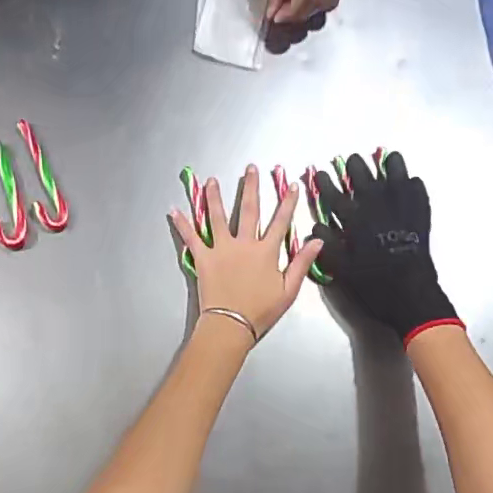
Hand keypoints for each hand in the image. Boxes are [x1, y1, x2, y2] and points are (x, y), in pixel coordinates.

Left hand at [172, 165, 320, 341]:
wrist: (231, 324)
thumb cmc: (261, 311)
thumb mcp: (289, 290)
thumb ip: (302, 263)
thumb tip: (318, 240)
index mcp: (266, 252)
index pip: (280, 221)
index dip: (287, 202)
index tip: (291, 184)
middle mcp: (244, 244)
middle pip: (249, 210)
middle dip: (251, 187)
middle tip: (250, 168)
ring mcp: (222, 249)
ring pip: (218, 217)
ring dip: (214, 197)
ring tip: (211, 181)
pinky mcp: (203, 259)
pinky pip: (191, 238)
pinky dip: (182, 224)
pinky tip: (174, 210)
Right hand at [311, 152, 458, 346]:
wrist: (409, 290)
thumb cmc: (371, 282)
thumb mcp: (341, 269)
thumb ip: (327, 245)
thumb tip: (317, 227)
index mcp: (353, 218)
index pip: (333, 193)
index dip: (323, 182)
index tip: (317, 172)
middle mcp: (375, 203)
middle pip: (361, 174)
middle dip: (354, 167)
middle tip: (351, 163)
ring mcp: (400, 203)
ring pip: (393, 170)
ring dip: (386, 166)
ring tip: (385, 163)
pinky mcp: (419, 209)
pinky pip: (415, 186)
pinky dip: (410, 183)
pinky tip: (407, 185)